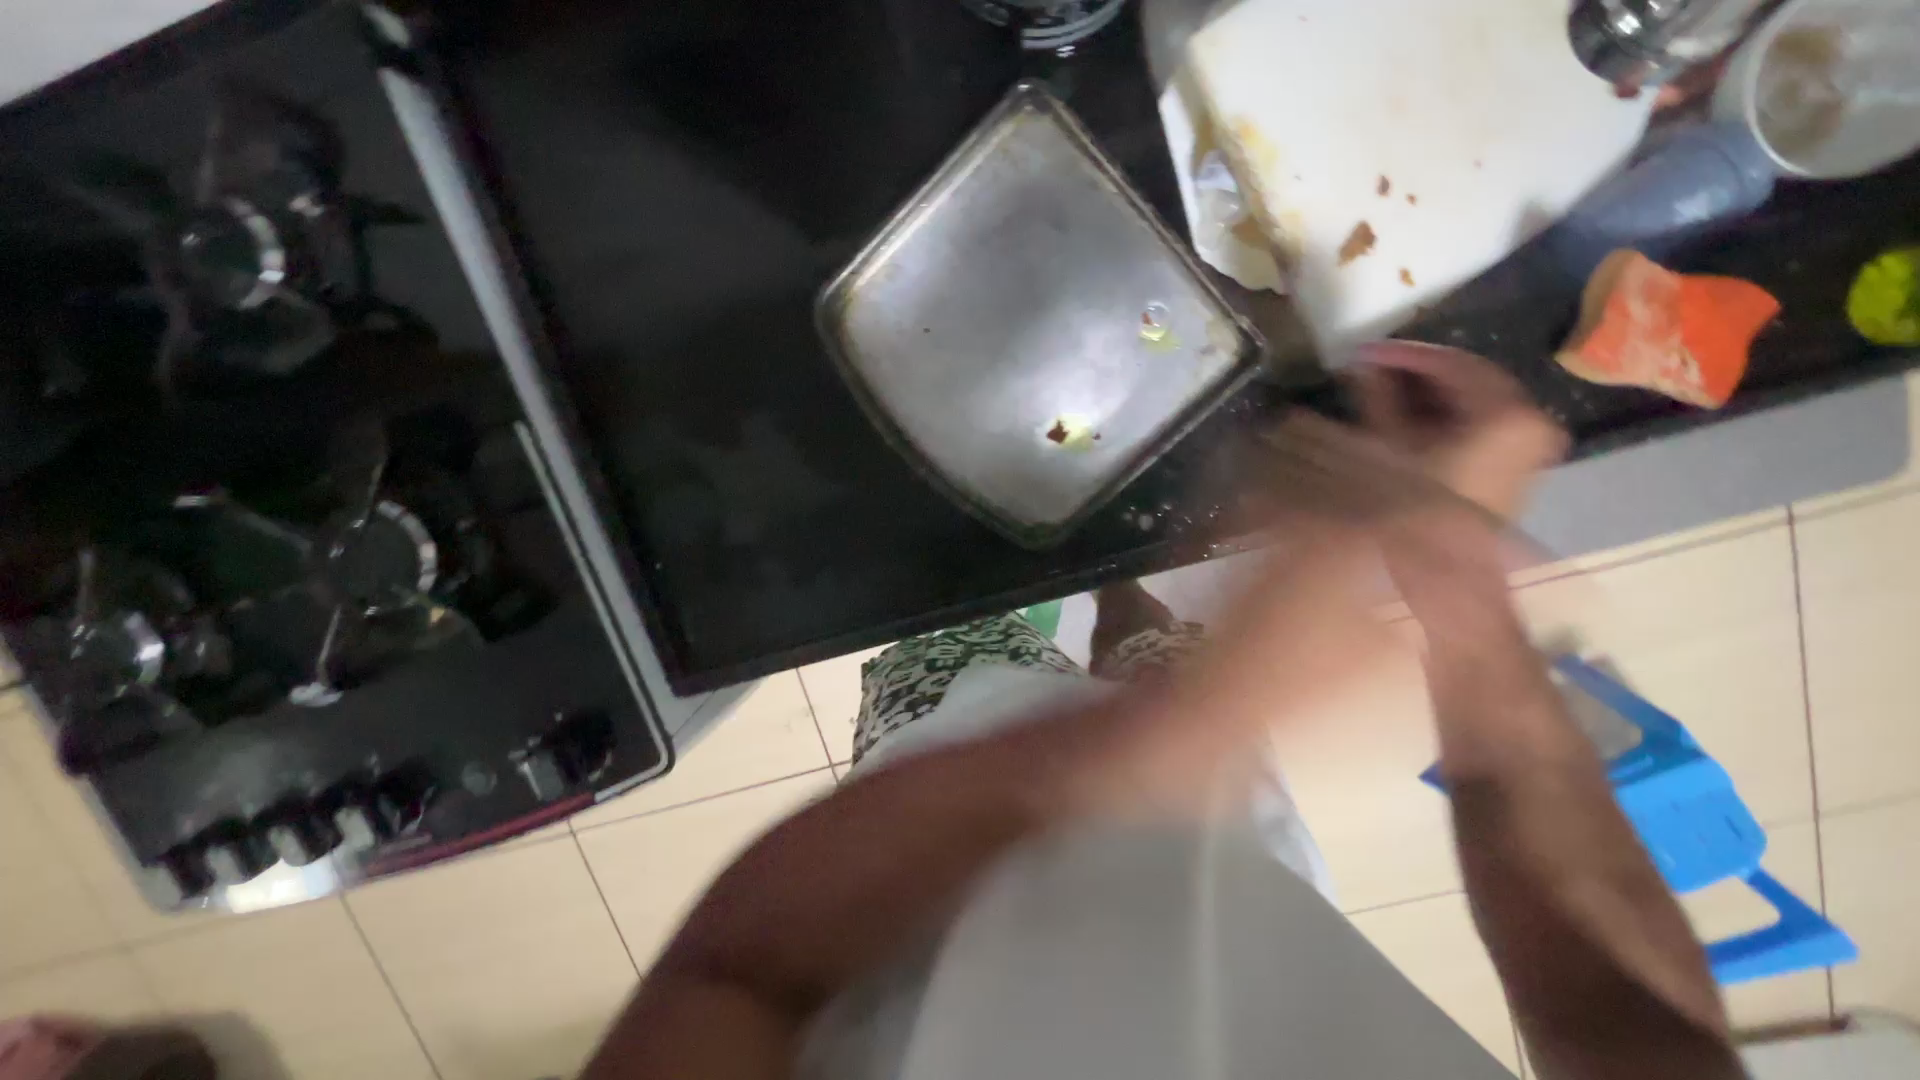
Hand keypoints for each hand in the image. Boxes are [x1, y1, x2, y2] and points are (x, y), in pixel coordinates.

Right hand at [1349, 341, 1567, 520]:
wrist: (1446, 583)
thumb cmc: (1417, 511)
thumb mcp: (1388, 448)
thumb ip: (1379, 399)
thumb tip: (1366, 366)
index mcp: (1506, 414)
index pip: (1455, 363)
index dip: (1407, 355)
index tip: (1369, 353)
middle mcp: (1530, 424)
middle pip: (1471, 381)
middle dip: (1421, 375)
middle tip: (1377, 371)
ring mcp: (1528, 451)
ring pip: (1475, 405)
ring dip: (1432, 398)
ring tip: (1387, 397)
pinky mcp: (1516, 474)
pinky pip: (1482, 430)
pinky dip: (1448, 421)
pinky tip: (1410, 426)